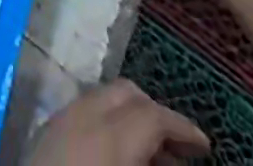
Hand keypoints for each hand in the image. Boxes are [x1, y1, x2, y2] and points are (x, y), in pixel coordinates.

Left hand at [26, 81, 210, 165]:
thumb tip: (177, 163)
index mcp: (109, 135)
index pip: (152, 114)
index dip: (183, 128)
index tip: (206, 148)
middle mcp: (82, 116)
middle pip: (125, 94)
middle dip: (157, 115)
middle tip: (180, 151)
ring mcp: (60, 121)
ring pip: (103, 100)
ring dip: (132, 120)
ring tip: (155, 160)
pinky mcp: (46, 133)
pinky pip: (84, 113)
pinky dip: (109, 125)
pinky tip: (120, 159)